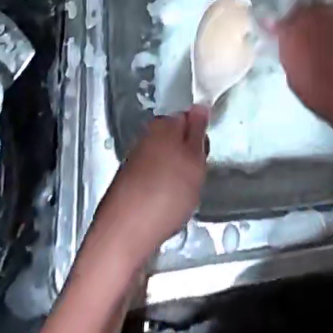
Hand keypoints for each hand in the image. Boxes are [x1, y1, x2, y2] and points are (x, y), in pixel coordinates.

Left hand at [89, 108, 208, 260]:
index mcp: (163, 125)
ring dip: (177, 170)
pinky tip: (168, 202)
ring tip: (184, 193)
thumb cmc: (167, 191)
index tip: (205, 154)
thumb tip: (199, 105)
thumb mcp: (193, 160)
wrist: (127, 227)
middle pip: (176, 136)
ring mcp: (137, 157)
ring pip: (166, 156)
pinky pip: (155, 173)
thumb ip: (197, 131)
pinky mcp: (131, 178)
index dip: (200, 135)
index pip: (187, 117)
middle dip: (189, 153)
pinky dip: (164, 184)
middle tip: (198, 175)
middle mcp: (147, 135)